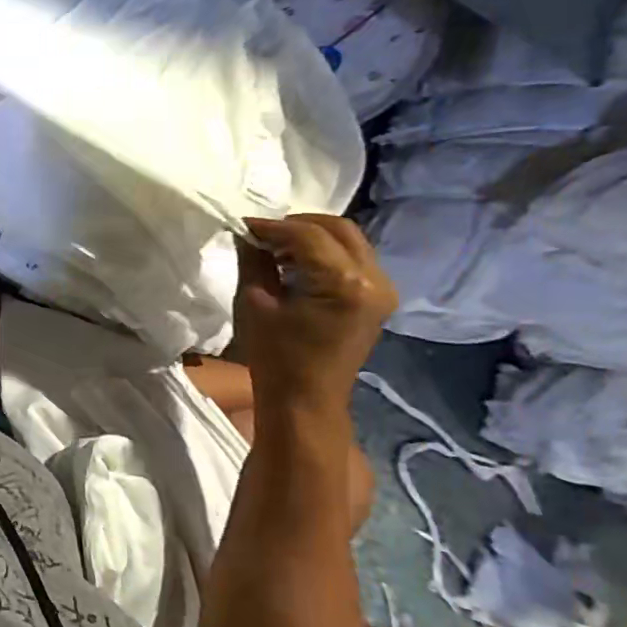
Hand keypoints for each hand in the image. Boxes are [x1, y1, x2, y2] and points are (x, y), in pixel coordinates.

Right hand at [235, 215, 396, 414]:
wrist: (306, 402)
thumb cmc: (277, 358)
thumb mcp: (256, 304)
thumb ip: (255, 261)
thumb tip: (248, 234)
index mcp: (344, 283)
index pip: (307, 235)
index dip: (273, 226)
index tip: (244, 225)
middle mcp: (374, 280)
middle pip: (338, 229)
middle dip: (297, 225)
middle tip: (264, 234)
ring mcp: (382, 289)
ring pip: (349, 241)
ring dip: (313, 237)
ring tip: (277, 248)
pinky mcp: (379, 299)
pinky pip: (354, 259)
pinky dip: (326, 253)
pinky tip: (297, 264)